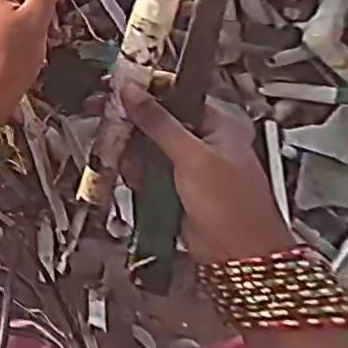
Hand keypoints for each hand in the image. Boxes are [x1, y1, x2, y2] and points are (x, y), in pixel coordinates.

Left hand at [0, 0, 71, 118]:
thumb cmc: (9, 60)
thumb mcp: (36, 19)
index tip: (56, 7)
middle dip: (43, 8)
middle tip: (49, 29)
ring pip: (18, 12)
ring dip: (36, 25)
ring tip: (39, 44)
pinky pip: (9, 28)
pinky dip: (24, 37)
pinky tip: (29, 52)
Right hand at [120, 85, 295, 263]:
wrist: (240, 261)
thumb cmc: (235, 209)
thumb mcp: (193, 157)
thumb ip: (159, 122)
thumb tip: (131, 91)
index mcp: (217, 124)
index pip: (173, 94)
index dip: (142, 89)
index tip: (115, 87)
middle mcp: (200, 140)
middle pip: (153, 118)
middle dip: (129, 123)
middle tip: (107, 119)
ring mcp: (185, 162)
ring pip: (143, 142)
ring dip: (128, 149)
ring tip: (121, 157)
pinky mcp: (171, 183)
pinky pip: (142, 166)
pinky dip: (132, 169)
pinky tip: (131, 176)